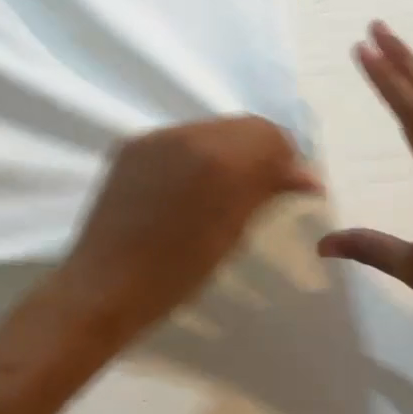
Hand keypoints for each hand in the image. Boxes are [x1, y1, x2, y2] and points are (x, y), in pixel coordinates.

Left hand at [59, 117, 319, 335]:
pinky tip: (187, 187)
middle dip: (257, 151)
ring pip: (209, 129)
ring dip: (225, 151)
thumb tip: (307, 176)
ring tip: (222, 189)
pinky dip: (192, 155)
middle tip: (261, 188)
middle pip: (241, 126)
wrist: (105, 287)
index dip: (285, 158)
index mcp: (221, 160)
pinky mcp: (130, 145)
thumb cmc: (177, 274)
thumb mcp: (233, 234)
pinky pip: (177, 138)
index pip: (270, 135)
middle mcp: (189, 134)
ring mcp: (155, 137)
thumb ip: (267, 193)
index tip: (289, 186)